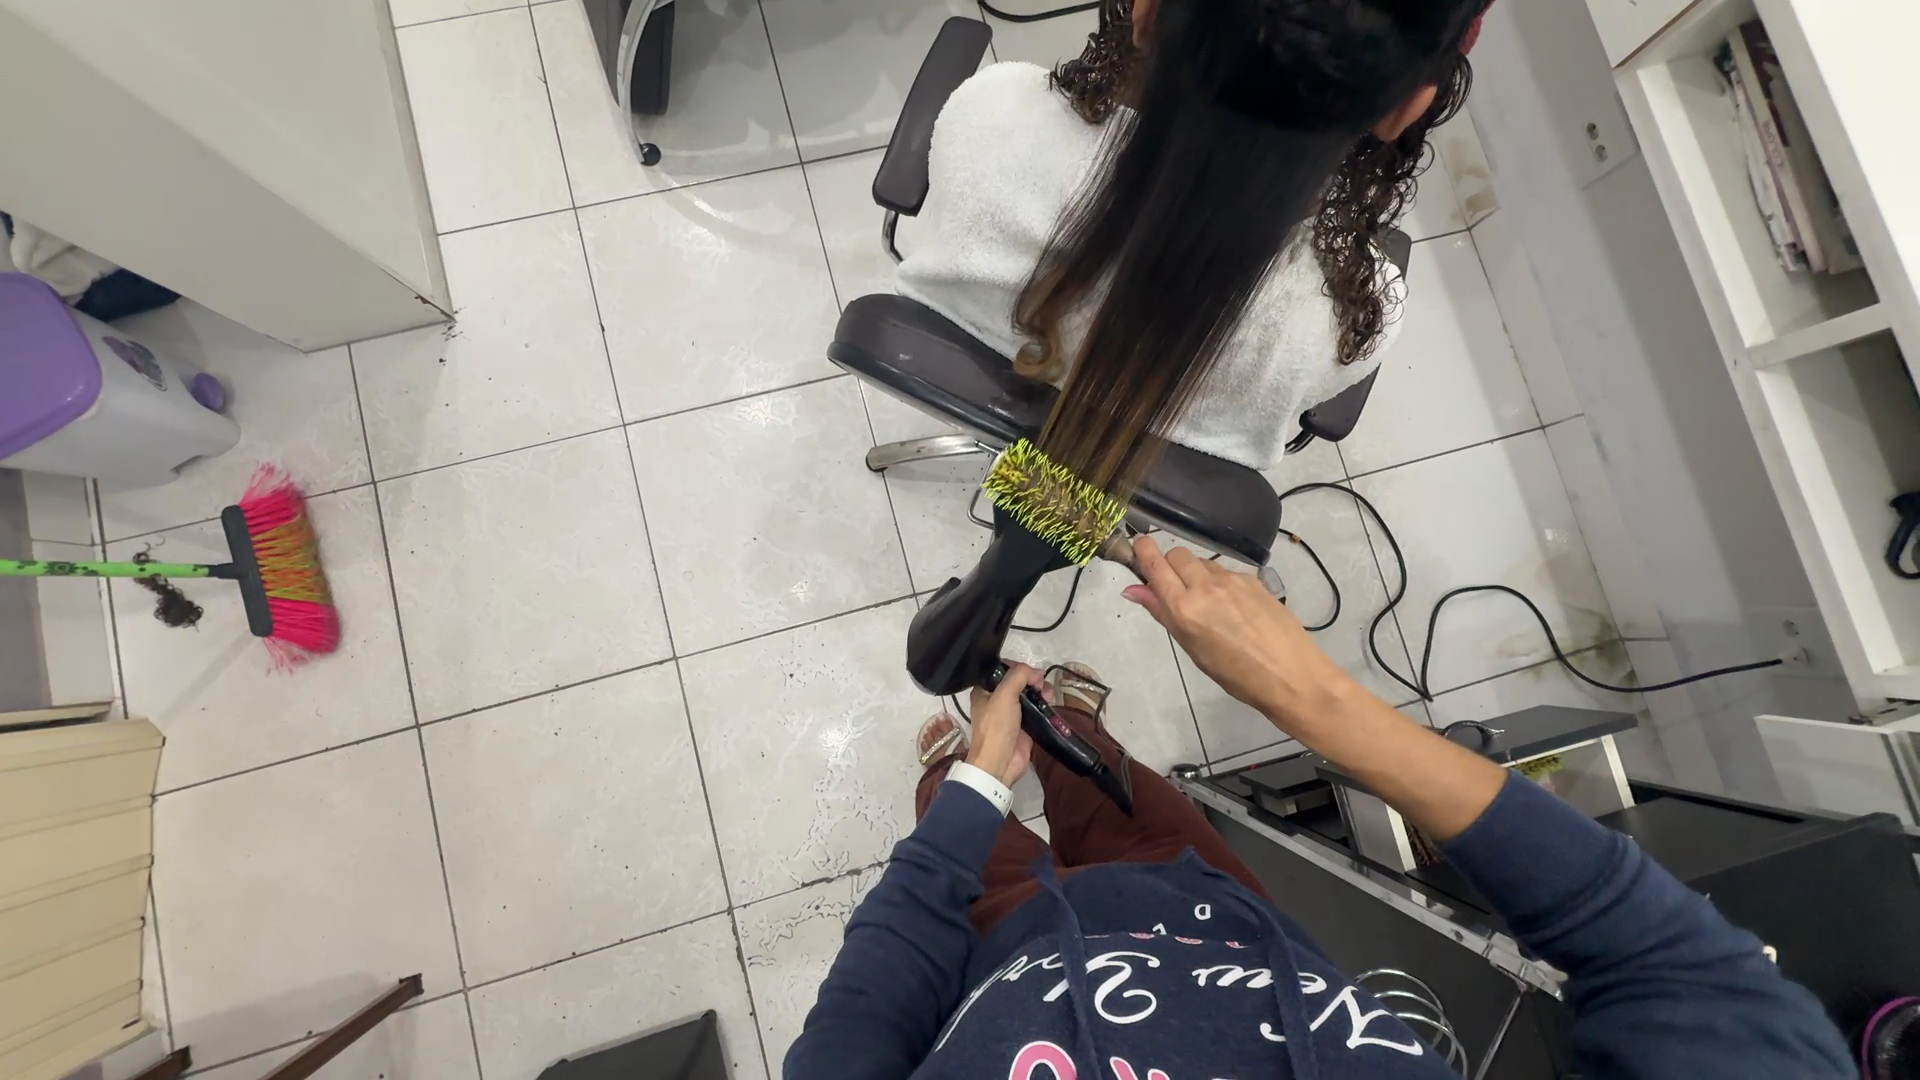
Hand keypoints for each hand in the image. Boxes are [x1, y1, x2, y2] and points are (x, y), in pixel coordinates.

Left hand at [965, 662, 1040, 787]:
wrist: (1000, 762)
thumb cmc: (996, 726)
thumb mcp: (1004, 695)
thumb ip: (1018, 676)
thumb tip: (1036, 672)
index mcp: (984, 690)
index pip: (1002, 670)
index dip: (1018, 667)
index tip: (1030, 671)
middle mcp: (997, 699)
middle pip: (1018, 681)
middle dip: (1032, 678)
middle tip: (1041, 684)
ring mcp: (1011, 712)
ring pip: (1028, 693)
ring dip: (1040, 689)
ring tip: (1047, 693)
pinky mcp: (1024, 724)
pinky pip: (1036, 708)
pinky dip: (1043, 703)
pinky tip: (1049, 701)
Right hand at [1122, 536, 1357, 731]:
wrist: (1293, 676)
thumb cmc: (1236, 675)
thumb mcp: (1192, 649)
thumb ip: (1163, 613)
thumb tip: (1132, 590)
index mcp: (1185, 608)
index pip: (1155, 564)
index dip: (1142, 550)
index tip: (1137, 546)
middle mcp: (1206, 586)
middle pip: (1177, 554)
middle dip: (1170, 564)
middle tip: (1174, 587)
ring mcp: (1232, 580)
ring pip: (1202, 562)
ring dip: (1195, 573)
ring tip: (1208, 603)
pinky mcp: (1253, 580)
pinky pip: (1225, 572)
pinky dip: (1219, 582)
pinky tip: (1233, 608)